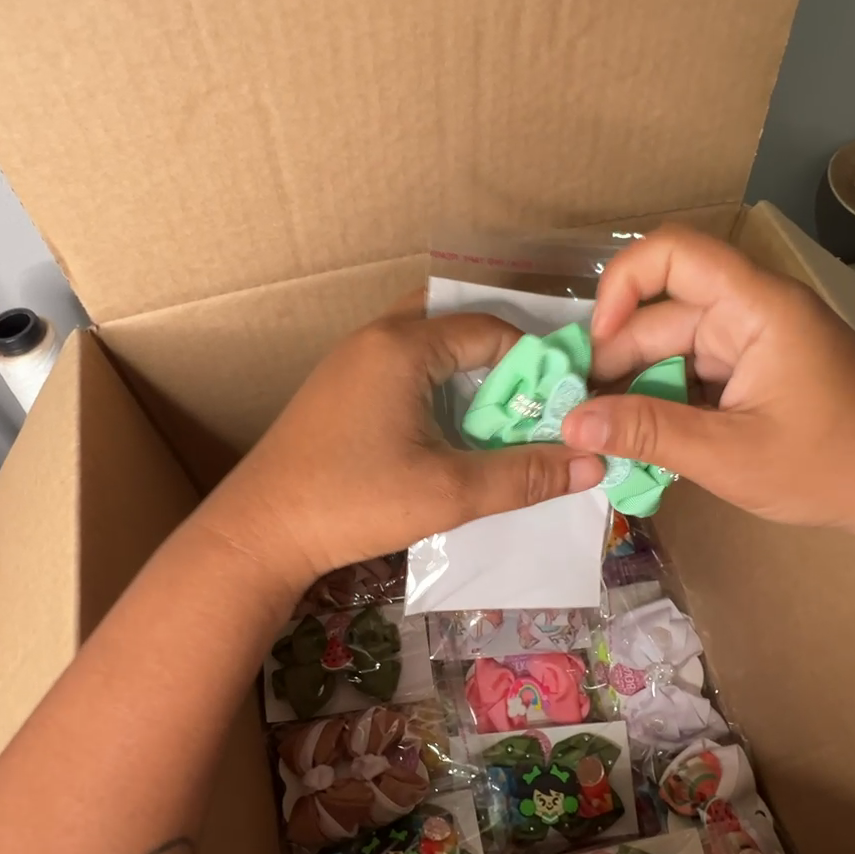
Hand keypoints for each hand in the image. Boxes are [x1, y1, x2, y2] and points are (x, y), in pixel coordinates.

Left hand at [194, 300, 607, 587]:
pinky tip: (447, 428)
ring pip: (425, 344)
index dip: (534, 361)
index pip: (490, 329)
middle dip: (498, 357)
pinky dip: (433, 384)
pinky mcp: (337, 388)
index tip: (561, 400)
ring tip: (498, 417)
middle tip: (530, 401)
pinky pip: (400, 365)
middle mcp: (375, 337)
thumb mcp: (448, 492)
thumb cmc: (353, 502)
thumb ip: (523, 476)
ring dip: (465, 372)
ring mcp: (350, 360)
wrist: (259, 530)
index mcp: (403, 346)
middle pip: (454, 323)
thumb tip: (594, 463)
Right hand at [560, 225, 854, 536]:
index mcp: (756, 308)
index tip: (596, 346)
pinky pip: (691, 376)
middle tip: (577, 416)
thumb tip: (570, 425)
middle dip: (615, 362)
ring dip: (635, 390)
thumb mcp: (728, 455)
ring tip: (600, 437)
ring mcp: (751, 345)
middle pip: (661, 316)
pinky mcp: (752, 374)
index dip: (622, 286)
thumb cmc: (832, 467)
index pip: (673, 254)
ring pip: (670, 351)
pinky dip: (663, 404)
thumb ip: (647, 433)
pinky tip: (639, 440)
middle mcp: (749, 313)